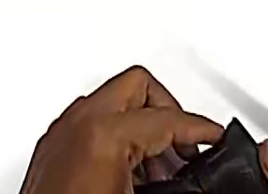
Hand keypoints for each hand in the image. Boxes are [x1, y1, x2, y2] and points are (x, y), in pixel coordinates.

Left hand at [20, 66, 223, 193]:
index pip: (165, 117)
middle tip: (187, 144)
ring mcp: (62, 130)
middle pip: (137, 84)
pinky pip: (92, 119)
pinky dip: (116, 134)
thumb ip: (172, 188)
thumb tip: (197, 186)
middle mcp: (79, 121)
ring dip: (141, 124)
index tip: (215, 136)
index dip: (199, 128)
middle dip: (167, 111)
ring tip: (161, 167)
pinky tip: (129, 172)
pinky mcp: (51, 146)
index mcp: (103, 133)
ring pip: (113, 99)